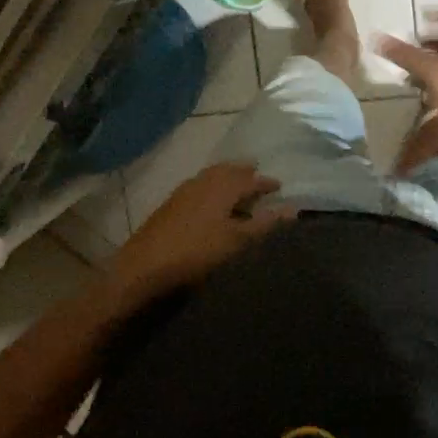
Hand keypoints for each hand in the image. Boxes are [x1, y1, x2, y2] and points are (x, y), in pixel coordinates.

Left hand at [107, 163, 294, 304]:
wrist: (144, 266)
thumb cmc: (197, 252)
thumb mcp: (237, 241)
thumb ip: (265, 223)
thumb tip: (293, 208)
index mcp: (222, 186)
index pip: (250, 179)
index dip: (266, 182)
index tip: (279, 185)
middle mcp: (203, 181)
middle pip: (228, 171)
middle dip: (244, 173)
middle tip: (257, 176)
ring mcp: (183, 192)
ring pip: (211, 177)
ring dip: (227, 179)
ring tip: (237, 189)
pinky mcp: (171, 204)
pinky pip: (199, 187)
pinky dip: (212, 188)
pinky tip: (212, 204)